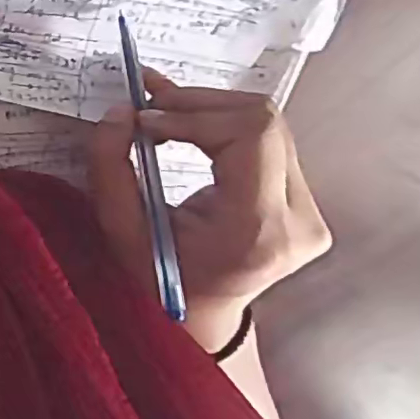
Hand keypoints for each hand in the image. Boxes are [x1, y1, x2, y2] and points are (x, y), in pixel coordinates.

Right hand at [89, 72, 331, 353]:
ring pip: (264, 120)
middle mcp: (297, 218)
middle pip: (260, 120)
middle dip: (197, 102)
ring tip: (163, 115)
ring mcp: (309, 208)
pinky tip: (187, 124)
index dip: (192, 113)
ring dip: (208, 107)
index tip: (143, 120)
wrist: (199, 315)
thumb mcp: (119, 227)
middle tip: (149, 107)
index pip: (248, 135)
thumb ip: (110, 165)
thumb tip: (122, 111)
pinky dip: (220, 118)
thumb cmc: (156, 277)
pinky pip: (264, 135)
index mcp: (256, 231)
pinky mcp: (303, 197)